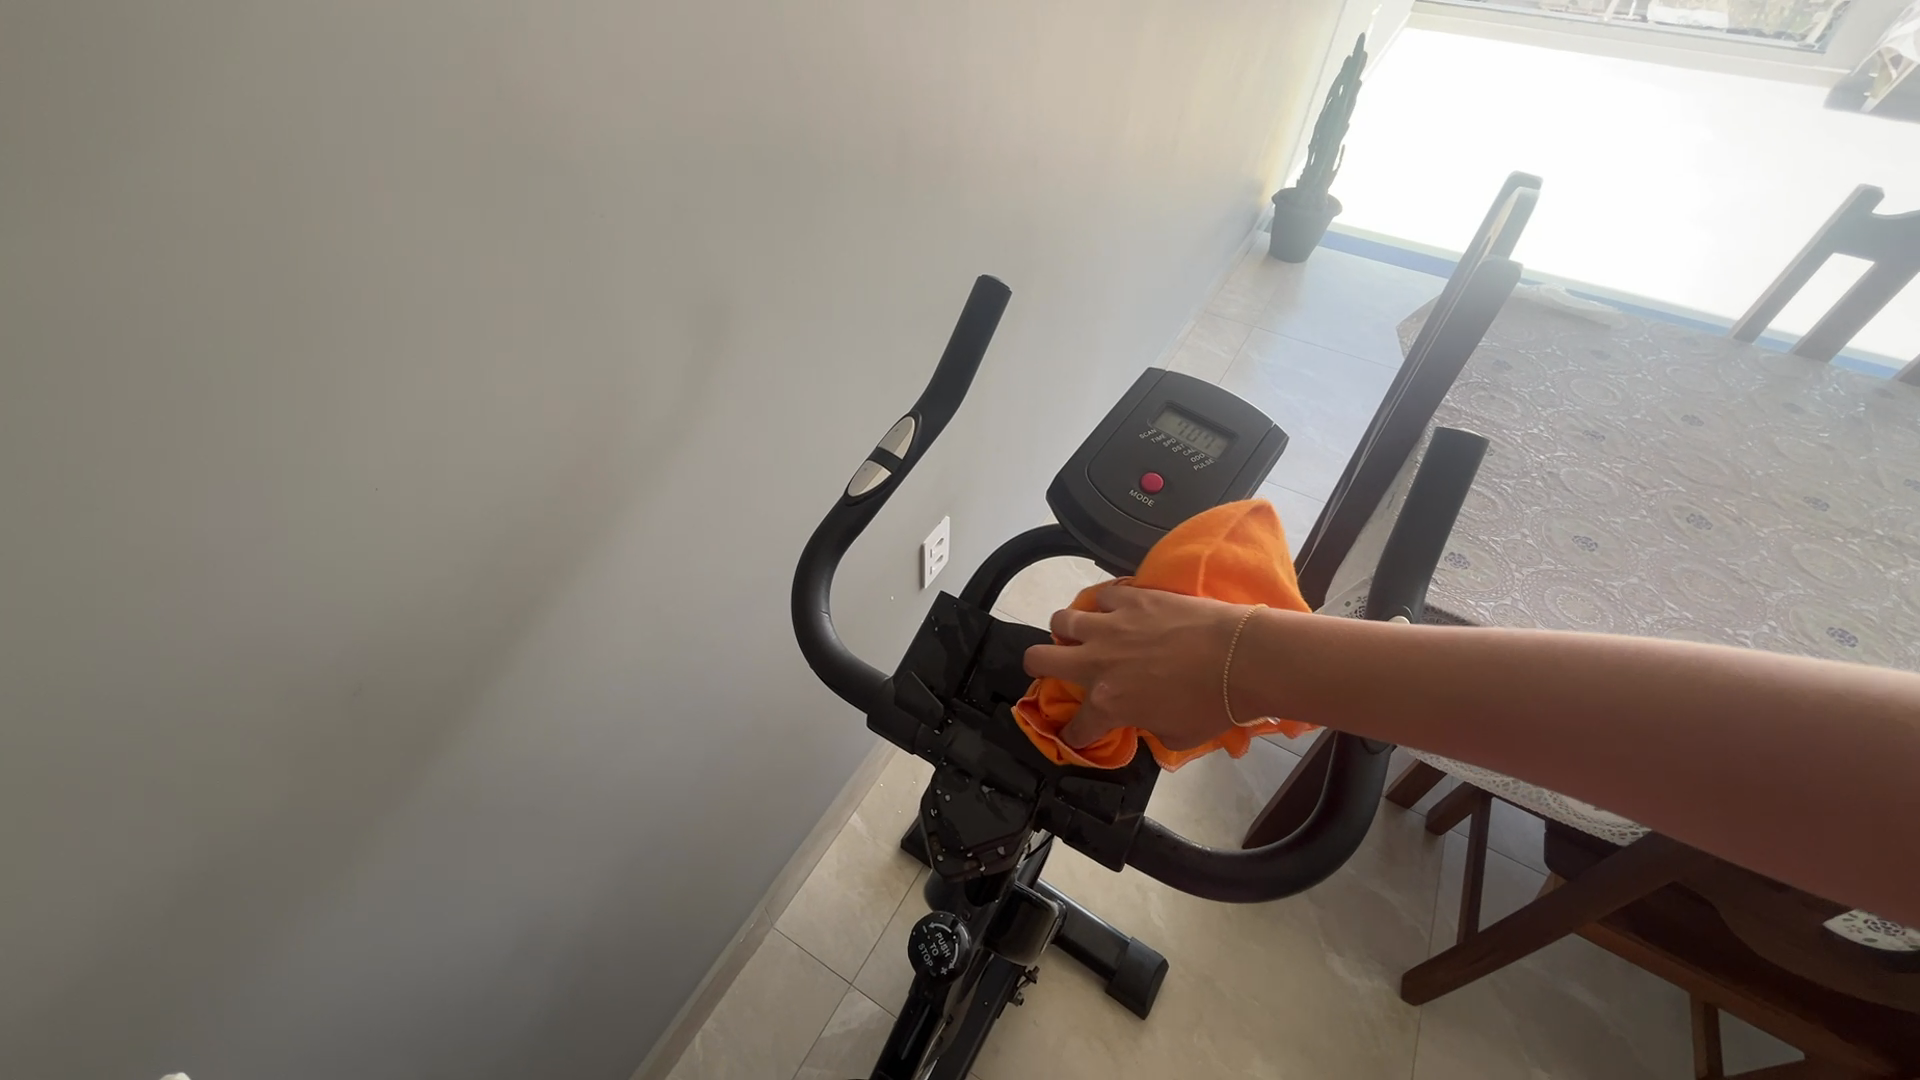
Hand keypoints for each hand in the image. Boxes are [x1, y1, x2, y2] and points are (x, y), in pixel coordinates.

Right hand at [1022, 585, 1250, 751]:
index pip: (1075, 728)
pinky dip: (1105, 605)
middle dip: (1039, 668)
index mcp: (1108, 704)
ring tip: (1083, 633)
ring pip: (1061, 620)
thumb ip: (1148, 728)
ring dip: (1067, 630)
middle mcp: (1097, 663)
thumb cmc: (1214, 705)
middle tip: (1053, 668)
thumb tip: (1145, 720)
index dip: (1074, 736)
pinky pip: (1101, 596)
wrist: (1242, 658)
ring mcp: (1110, 626)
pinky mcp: (1130, 598)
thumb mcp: (1176, 734)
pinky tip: (1118, 610)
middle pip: (1039, 659)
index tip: (1079, 734)